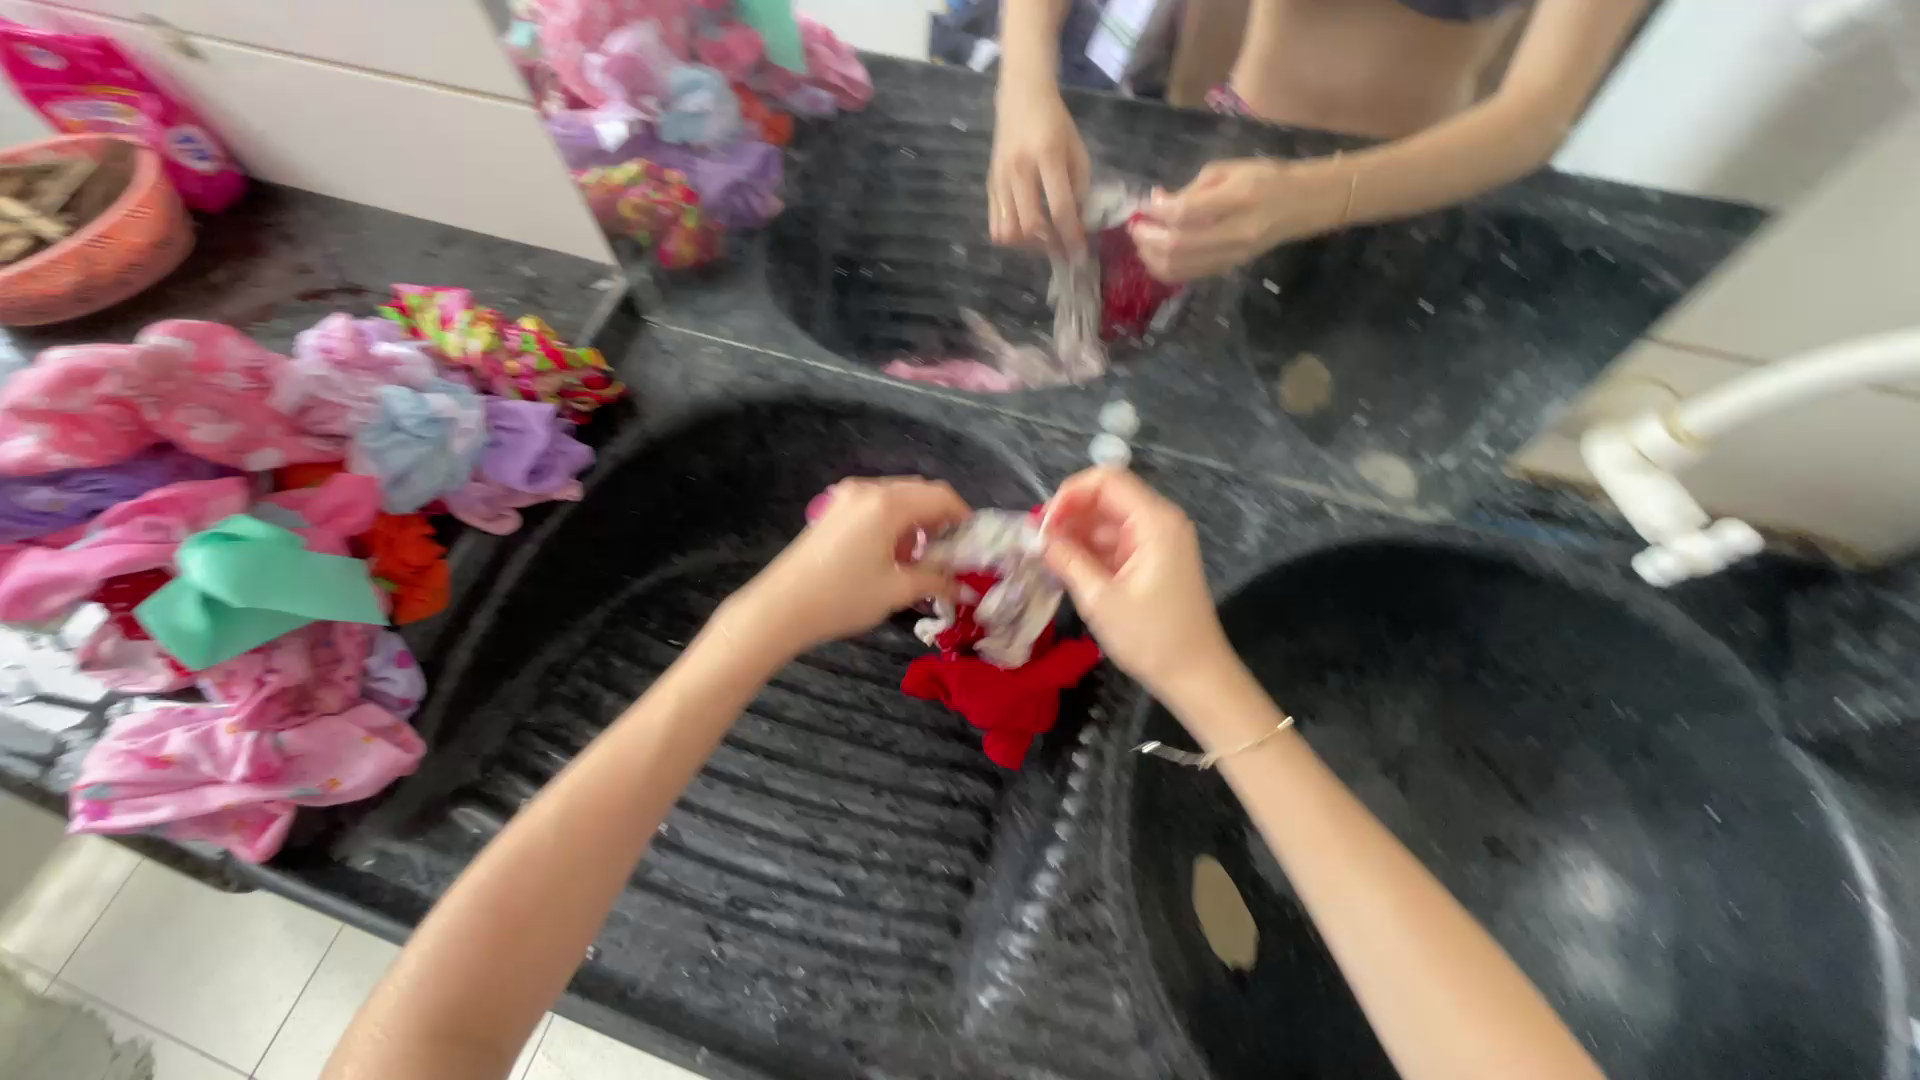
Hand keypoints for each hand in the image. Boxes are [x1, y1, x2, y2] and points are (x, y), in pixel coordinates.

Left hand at [724, 477, 969, 657]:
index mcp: (888, 504)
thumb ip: (937, 580)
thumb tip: (968, 586)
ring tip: (919, 559)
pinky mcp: (833, 510)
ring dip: (916, 521)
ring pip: (898, 497)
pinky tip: (891, 554)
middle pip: (919, 491)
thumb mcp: (897, 590)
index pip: (941, 496)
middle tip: (950, 553)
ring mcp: (846, 497)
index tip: (973, 544)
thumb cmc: (843, 597)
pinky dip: (894, 522)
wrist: (780, 607)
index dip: (963, 517)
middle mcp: (868, 490)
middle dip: (940, 519)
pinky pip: (876, 505)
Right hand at [989, 82, 1090, 249]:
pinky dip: (1011, 237)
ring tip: (1042, 241)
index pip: (1060, 208)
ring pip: (1008, 231)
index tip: (1080, 253)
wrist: (1021, 97)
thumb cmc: (1055, 123)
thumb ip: (1080, 186)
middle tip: (1062, 249)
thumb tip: (1078, 223)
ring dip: (1027, 245)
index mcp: (1047, 157)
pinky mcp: (990, 185)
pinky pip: (994, 224)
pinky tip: (1025, 232)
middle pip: (1031, 225)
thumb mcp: (1077, 149)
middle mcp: (1020, 170)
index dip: (1071, 236)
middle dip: (1049, 245)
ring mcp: (1001, 179)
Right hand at [1040, 466, 1234, 698]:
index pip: (1107, 480)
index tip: (1044, 524)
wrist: (1196, 676)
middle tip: (1038, 544)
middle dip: (1069, 515)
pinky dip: (1089, 550)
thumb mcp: (1101, 600)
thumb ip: (1068, 561)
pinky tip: (1065, 567)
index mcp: (1155, 522)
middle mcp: (1159, 522)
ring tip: (1046, 558)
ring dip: (1075, 534)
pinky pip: (1114, 542)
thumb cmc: (1152, 638)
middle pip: (1106, 497)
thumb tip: (1037, 538)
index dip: (1070, 494)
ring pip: (1107, 521)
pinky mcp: (1151, 561)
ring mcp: (1156, 542)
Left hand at [1128, 156, 1352, 280]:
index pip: (1185, 212)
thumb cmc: (1267, 178)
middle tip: (1135, 226)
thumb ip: (1192, 188)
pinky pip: (1188, 275)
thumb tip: (1156, 202)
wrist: (1305, 204)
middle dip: (1146, 237)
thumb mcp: (1230, 170)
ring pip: (1179, 267)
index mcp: (1239, 198)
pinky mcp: (1228, 269)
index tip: (1144, 205)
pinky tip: (1156, 253)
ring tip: (1141, 240)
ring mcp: (1231, 256)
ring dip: (1151, 256)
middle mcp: (1235, 232)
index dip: (1157, 211)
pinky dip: (1165, 267)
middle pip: (1177, 245)